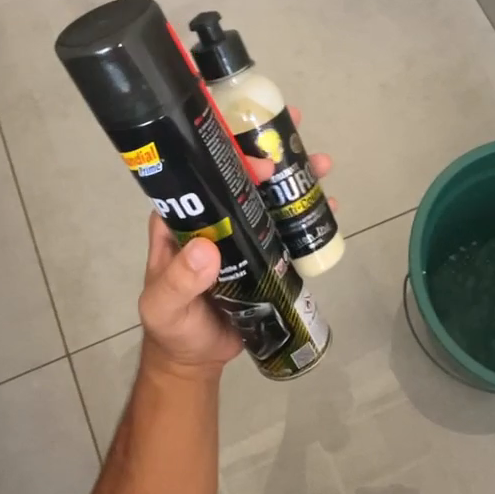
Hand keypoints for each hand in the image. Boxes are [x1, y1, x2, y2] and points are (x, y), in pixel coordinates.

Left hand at [137, 120, 335, 380]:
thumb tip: (207, 249)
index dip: (229, 157)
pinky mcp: (263, 255)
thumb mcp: (165, 305)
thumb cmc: (173, 327)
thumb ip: (180, 281)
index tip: (260, 157)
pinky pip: (285, 230)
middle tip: (298, 135)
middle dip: (270, 154)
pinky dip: (305, 216)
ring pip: (268, 199)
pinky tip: (329, 206)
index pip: (201, 177)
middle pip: (241, 178)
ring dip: (294, 179)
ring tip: (324, 166)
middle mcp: (213, 220)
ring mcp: (240, 236)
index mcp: (181, 221)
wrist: (196, 358)